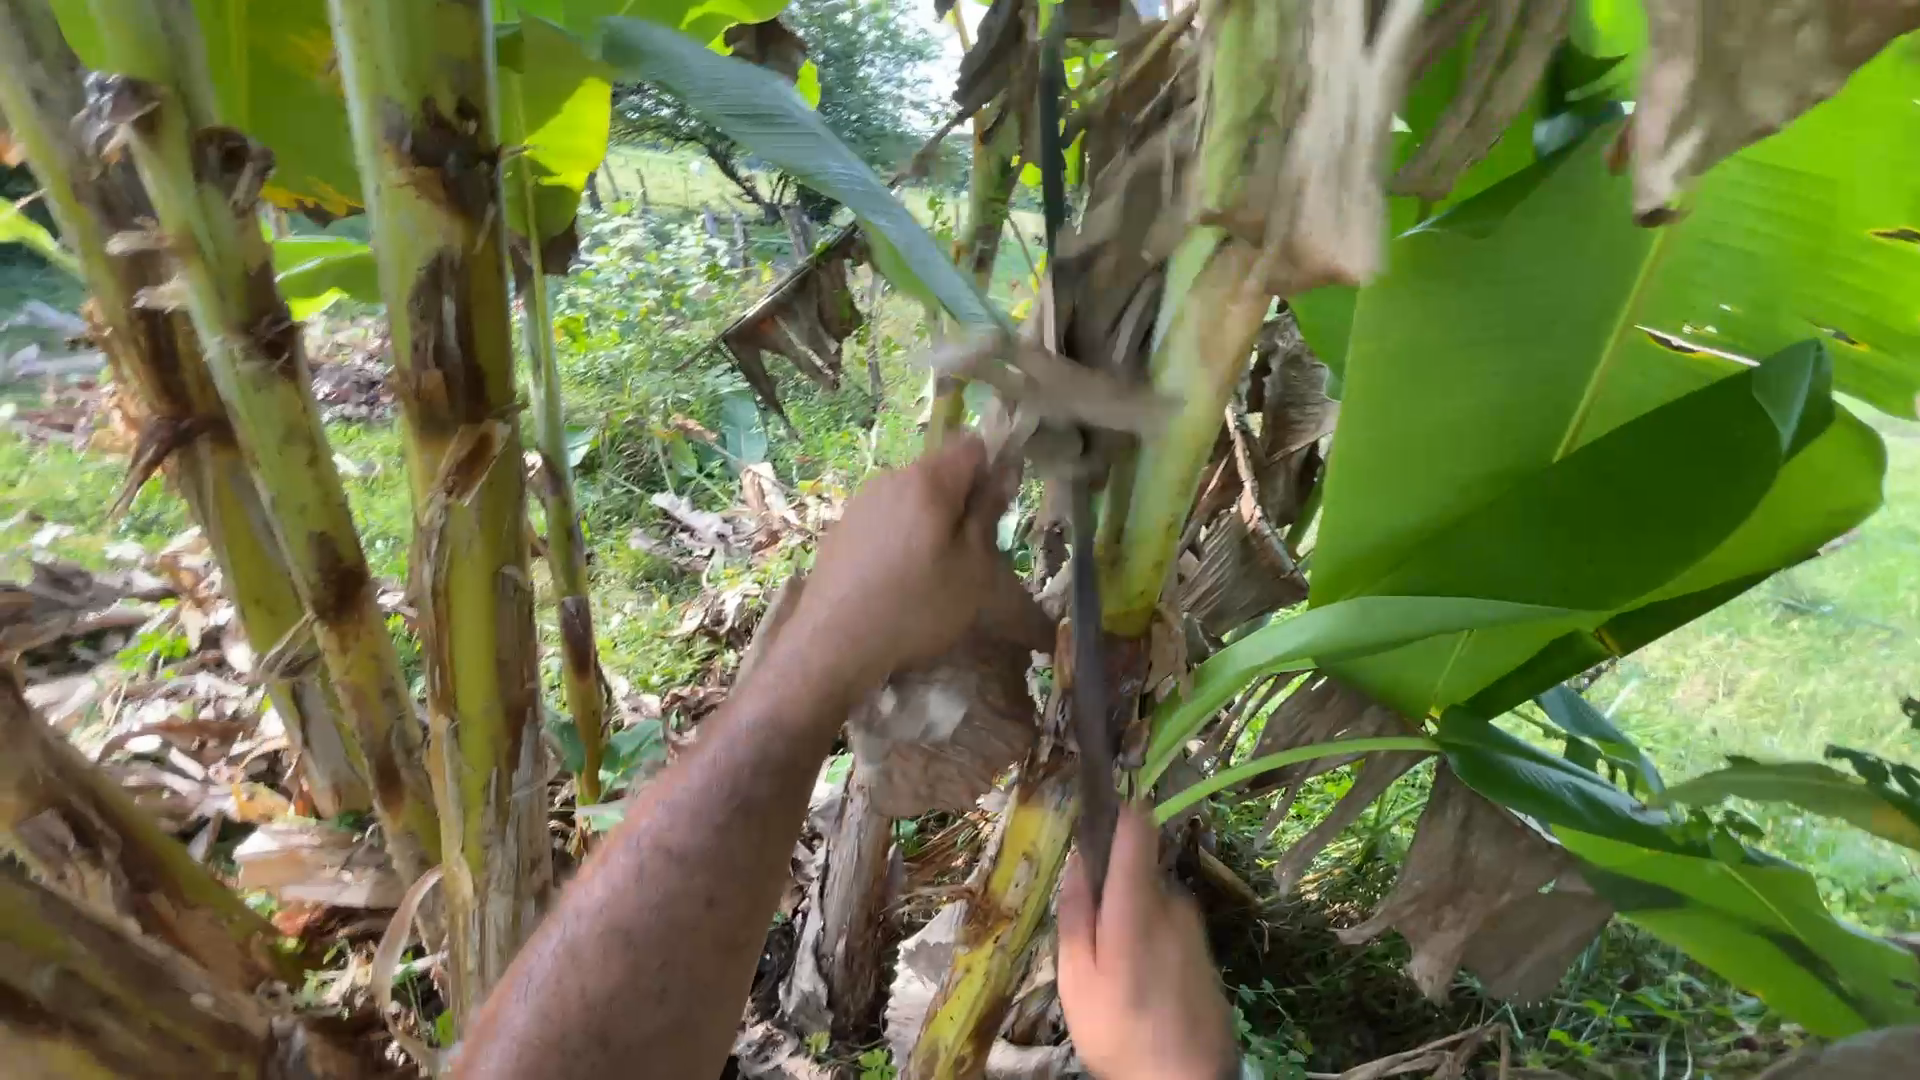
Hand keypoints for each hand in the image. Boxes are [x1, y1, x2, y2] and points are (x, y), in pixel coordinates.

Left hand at [786, 435, 1014, 693]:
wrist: (833, 644)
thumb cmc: (916, 606)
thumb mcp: (972, 568)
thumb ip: (988, 514)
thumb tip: (1002, 473)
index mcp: (927, 479)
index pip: (972, 446)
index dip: (993, 472)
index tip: (996, 514)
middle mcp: (890, 478)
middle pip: (940, 473)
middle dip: (960, 503)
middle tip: (969, 555)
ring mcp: (860, 502)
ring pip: (911, 498)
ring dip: (930, 523)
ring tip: (930, 574)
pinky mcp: (841, 528)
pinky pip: (885, 520)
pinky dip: (900, 540)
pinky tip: (894, 582)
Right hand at [1057, 806, 1236, 1079]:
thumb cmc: (1120, 1031)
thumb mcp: (1077, 977)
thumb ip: (1076, 911)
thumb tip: (1078, 858)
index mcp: (1136, 904)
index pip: (1138, 828)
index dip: (1120, 808)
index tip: (1099, 807)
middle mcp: (1172, 903)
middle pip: (1139, 867)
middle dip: (1114, 885)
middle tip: (1093, 931)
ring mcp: (1194, 927)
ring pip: (1153, 898)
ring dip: (1133, 915)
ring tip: (1116, 964)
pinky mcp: (1205, 949)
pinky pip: (1170, 924)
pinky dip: (1153, 937)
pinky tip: (1142, 979)